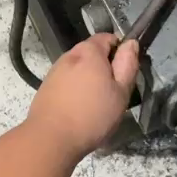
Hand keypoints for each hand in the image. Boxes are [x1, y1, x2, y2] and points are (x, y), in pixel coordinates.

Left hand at [23, 34, 140, 159]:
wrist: (50, 138)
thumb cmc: (92, 115)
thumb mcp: (121, 92)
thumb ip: (127, 64)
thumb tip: (130, 43)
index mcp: (89, 51)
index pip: (108, 37)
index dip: (120, 51)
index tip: (124, 73)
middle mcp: (69, 55)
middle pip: (92, 54)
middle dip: (104, 68)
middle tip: (112, 93)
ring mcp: (55, 71)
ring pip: (79, 69)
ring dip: (89, 80)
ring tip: (95, 105)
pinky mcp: (46, 87)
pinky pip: (67, 82)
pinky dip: (75, 91)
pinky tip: (78, 110)